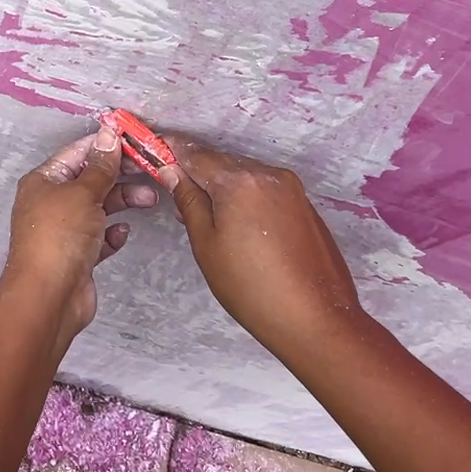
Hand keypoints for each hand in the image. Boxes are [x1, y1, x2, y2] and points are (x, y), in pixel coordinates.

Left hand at [1, 123, 161, 342]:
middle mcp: (51, 202)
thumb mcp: (83, 193)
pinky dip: (112, 233)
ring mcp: (65, 230)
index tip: (136, 139)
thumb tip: (109, 132)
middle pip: (91, 179)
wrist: (49, 297)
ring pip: (99, 207)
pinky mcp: (78, 255)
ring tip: (150, 201)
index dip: (105, 144)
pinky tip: (122, 234)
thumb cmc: (60, 236)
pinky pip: (100, 236)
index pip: (78, 152)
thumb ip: (101, 166)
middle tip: (151, 170)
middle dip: (120, 174)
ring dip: (123, 202)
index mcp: (44, 180)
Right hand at [153, 134, 361, 350]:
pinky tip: (240, 225)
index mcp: (239, 180)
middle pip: (221, 162)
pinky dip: (246, 197)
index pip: (195, 153)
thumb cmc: (251, 288)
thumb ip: (188, 200)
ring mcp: (291, 188)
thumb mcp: (206, 244)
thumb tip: (171, 170)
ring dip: (222, 185)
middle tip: (177, 193)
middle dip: (197, 172)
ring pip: (244, 175)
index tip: (153, 149)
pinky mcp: (305, 205)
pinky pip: (265, 189)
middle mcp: (268, 174)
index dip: (171, 150)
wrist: (317, 321)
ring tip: (208, 215)